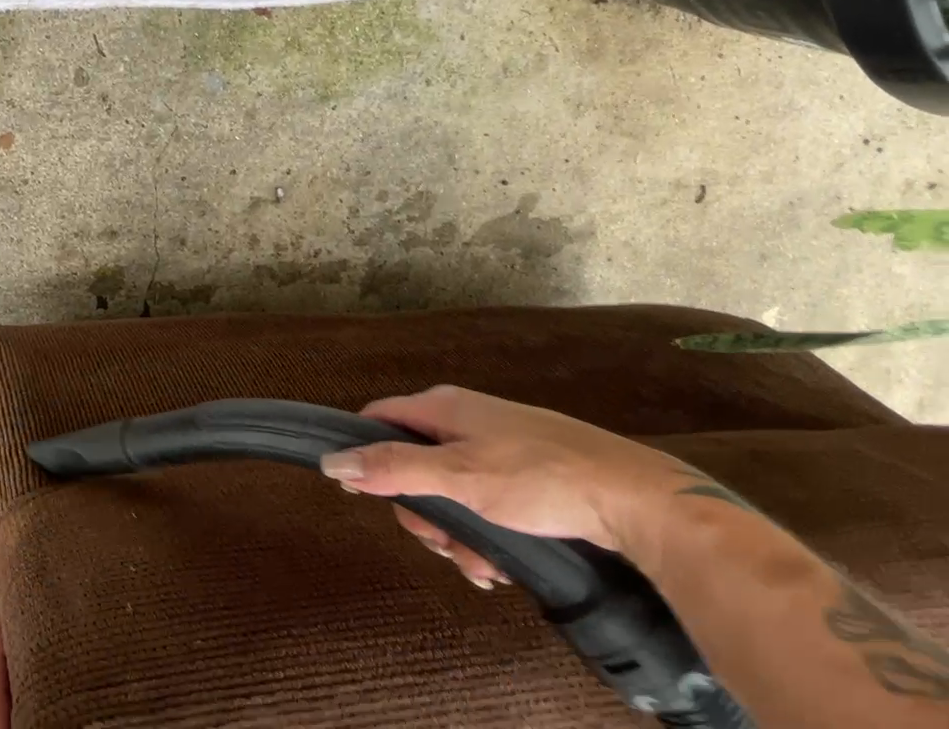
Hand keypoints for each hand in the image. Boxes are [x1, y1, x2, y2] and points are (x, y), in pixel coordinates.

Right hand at [318, 385, 688, 584]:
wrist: (642, 504)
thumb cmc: (542, 480)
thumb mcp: (458, 477)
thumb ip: (392, 468)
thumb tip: (331, 460)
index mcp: (443, 408)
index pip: (377, 419)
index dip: (364, 455)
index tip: (365, 496)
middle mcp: (466, 421)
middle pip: (411, 465)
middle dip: (420, 511)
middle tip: (440, 541)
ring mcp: (498, 448)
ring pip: (447, 492)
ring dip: (453, 533)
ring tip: (478, 563)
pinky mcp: (527, 477)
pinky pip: (482, 504)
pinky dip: (482, 535)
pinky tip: (497, 565)